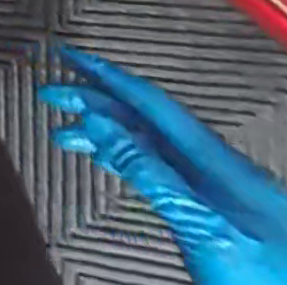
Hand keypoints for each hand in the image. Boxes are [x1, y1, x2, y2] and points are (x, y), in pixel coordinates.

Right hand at [40, 47, 286, 284]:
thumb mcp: (206, 230)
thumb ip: (152, 173)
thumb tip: (98, 120)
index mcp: (224, 166)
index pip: (152, 104)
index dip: (106, 76)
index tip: (66, 55)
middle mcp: (229, 173)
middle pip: (153, 124)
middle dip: (99, 104)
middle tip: (50, 96)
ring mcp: (235, 200)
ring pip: (160, 150)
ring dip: (112, 135)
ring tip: (68, 134)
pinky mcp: (236, 225)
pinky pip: (172, 176)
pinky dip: (136, 162)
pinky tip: (119, 166)